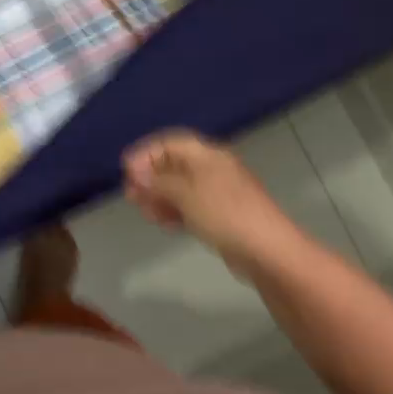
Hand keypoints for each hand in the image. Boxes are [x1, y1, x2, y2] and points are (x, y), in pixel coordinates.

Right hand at [122, 129, 307, 278]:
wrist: (267, 250)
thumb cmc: (223, 214)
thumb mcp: (184, 194)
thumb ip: (157, 181)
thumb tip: (136, 172)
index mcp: (207, 155)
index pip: (170, 143)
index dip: (146, 154)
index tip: (126, 172)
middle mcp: (212, 169)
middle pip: (174, 165)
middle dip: (150, 178)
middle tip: (131, 196)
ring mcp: (218, 193)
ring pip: (180, 188)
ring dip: (160, 197)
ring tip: (145, 213)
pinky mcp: (221, 215)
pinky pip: (190, 206)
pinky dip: (175, 211)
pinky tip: (165, 224)